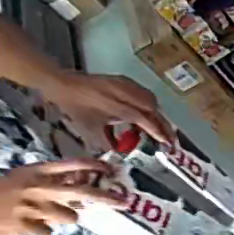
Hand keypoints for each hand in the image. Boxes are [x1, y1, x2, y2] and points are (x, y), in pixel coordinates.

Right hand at [0, 158, 121, 234]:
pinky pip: (47, 232)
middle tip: (123, 202)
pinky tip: (23, 227)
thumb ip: (45, 188)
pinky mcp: (24, 225)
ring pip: (68, 216)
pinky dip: (40, 231)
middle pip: (80, 191)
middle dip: (105, 197)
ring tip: (41, 216)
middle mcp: (35, 186)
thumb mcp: (16, 183)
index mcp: (32, 172)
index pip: (69, 165)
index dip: (92, 166)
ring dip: (64, 219)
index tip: (110, 167)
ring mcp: (30, 206)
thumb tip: (75, 197)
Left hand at [46, 69, 175, 145]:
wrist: (63, 84)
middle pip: (152, 108)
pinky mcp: (122, 80)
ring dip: (157, 113)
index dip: (157, 131)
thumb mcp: (90, 130)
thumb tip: (120, 154)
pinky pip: (143, 92)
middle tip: (170, 138)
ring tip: (161, 128)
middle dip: (163, 123)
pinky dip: (149, 104)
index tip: (167, 143)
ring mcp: (124, 84)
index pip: (144, 119)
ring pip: (150, 98)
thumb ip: (107, 142)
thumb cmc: (75, 108)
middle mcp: (123, 92)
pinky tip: (147, 114)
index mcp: (115, 106)